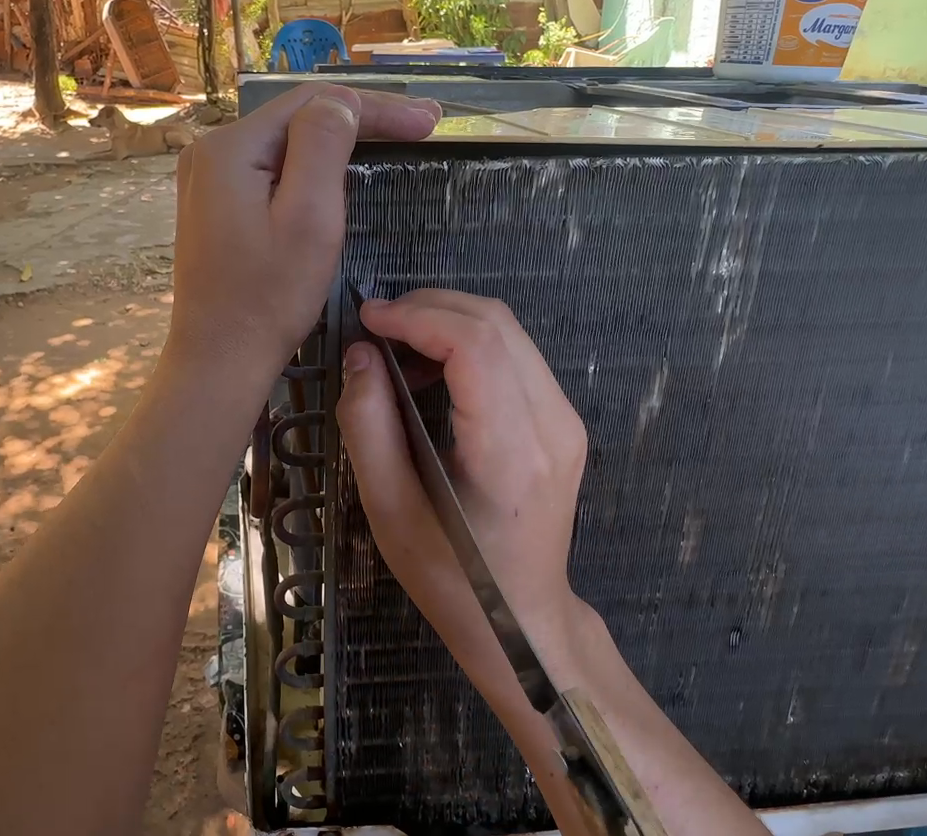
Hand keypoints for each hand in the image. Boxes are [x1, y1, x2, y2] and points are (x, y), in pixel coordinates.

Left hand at [166, 84, 438, 373]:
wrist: (219, 359)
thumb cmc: (269, 298)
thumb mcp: (308, 218)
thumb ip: (322, 147)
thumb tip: (341, 104)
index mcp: (230, 148)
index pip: (314, 103)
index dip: (376, 108)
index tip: (430, 121)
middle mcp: (211, 151)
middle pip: (298, 118)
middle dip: (363, 120)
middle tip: (423, 126)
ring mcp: (208, 178)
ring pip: (287, 142)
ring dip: (340, 140)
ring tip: (395, 138)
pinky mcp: (215, 203)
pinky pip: (271, 168)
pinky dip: (312, 165)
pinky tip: (344, 166)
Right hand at [336, 290, 594, 681]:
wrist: (523, 618)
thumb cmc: (450, 576)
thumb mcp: (389, 510)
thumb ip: (368, 425)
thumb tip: (360, 355)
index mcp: (512, 451)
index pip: (476, 345)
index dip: (418, 317)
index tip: (368, 319)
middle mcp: (553, 424)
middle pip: (496, 324)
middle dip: (430, 308)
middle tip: (376, 328)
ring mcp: (565, 420)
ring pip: (508, 332)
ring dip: (447, 323)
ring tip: (397, 352)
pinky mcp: (563, 421)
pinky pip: (515, 356)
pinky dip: (468, 345)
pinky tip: (432, 373)